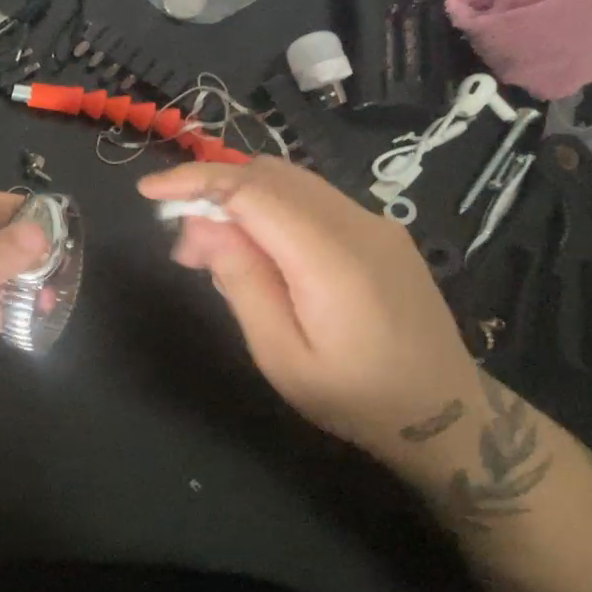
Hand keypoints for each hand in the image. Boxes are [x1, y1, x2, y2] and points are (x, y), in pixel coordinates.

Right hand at [137, 157, 482, 460]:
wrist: (445, 416)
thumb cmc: (354, 397)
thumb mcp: (281, 355)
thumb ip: (242, 283)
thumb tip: (204, 226)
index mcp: (333, 259)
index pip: (253, 191)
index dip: (196, 181)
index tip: (147, 190)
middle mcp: (360, 226)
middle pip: (271, 175)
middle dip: (211, 193)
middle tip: (181, 247)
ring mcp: (377, 226)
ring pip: (291, 182)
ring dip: (237, 199)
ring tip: (209, 251)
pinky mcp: (380, 234)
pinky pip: (312, 200)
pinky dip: (267, 209)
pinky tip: (252, 250)